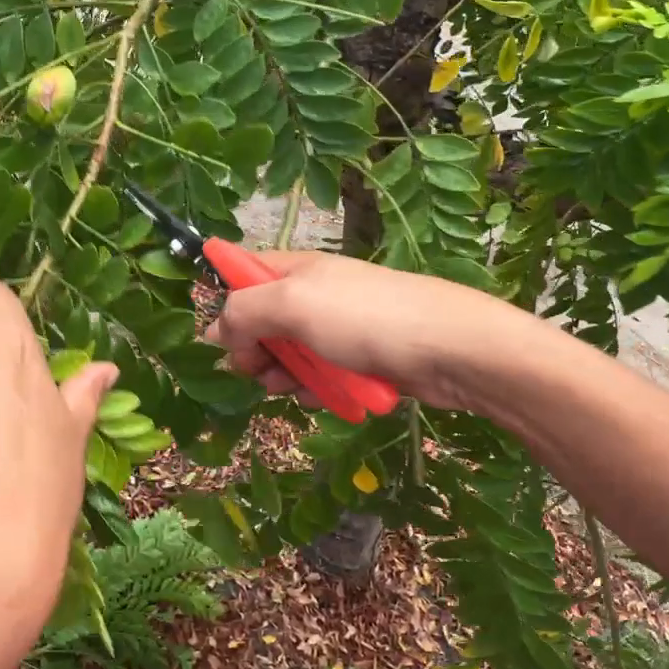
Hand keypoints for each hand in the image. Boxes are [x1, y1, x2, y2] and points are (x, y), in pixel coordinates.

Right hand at [202, 251, 564, 417]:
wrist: (453, 350)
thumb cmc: (366, 318)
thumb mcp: (291, 304)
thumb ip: (242, 312)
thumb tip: (215, 332)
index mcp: (294, 270)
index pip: (242, 273)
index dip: (226, 302)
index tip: (223, 336)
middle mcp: (312, 294)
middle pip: (260, 322)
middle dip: (255, 351)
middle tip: (260, 370)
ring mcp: (338, 329)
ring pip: (289, 355)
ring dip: (286, 376)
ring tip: (297, 389)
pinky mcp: (360, 360)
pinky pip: (322, 376)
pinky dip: (319, 390)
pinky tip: (327, 399)